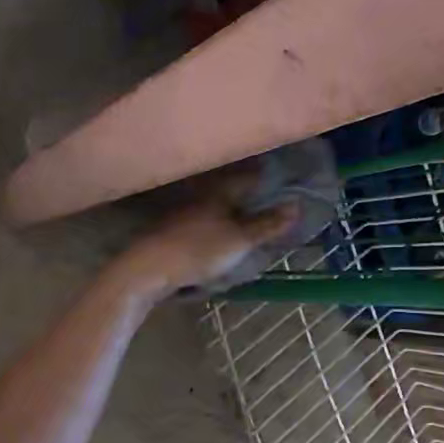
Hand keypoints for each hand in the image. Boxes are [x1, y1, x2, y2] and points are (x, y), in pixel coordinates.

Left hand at [115, 187, 300, 301]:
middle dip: (250, 189)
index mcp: (219, 189)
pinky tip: (219, 229)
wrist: (148, 268)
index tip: (288, 176)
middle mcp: (200, 193)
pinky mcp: (171, 228)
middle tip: (272, 194)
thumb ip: (266, 224)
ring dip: (231, 205)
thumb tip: (296, 205)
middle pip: (231, 186)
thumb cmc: (198, 250)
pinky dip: (214, 219)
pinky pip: (201, 217)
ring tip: (250, 212)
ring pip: (214, 201)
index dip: (269, 175)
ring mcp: (182, 209)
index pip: (250, 174)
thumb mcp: (239, 240)